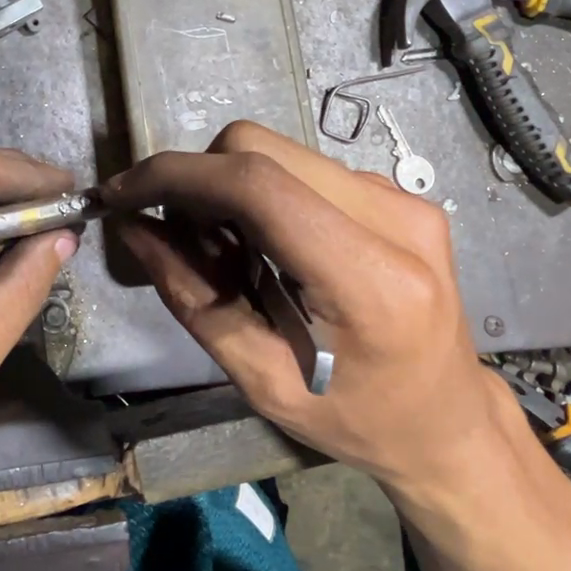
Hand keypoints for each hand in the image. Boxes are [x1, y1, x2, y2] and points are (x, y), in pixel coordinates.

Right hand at [101, 120, 513, 491]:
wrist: (447, 422)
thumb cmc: (354, 418)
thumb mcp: (260, 379)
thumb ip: (190, 296)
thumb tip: (131, 227)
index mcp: (371, 282)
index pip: (257, 185)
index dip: (177, 176)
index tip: (122, 193)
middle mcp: (396, 220)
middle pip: (258, 148)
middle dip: (197, 181)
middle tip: (182, 240)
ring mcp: (402, 199)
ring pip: (275, 149)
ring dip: (226, 187)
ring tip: (227, 251)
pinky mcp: (397, 193)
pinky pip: (300, 166)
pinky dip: (260, 193)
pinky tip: (266, 247)